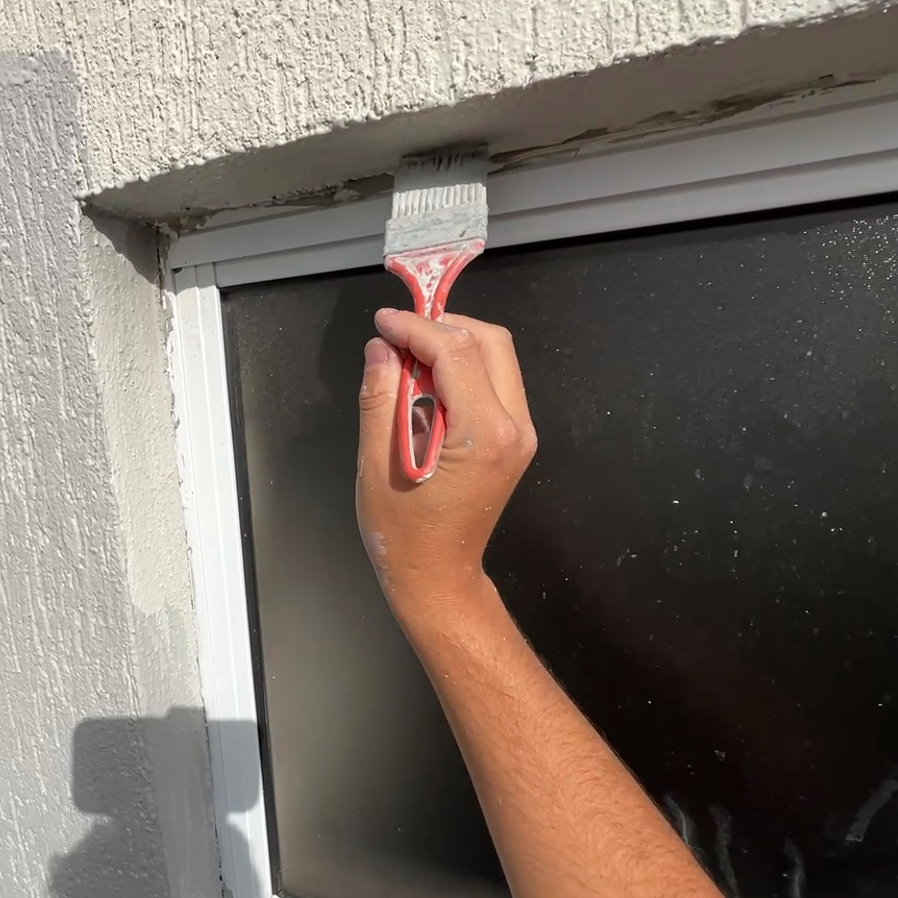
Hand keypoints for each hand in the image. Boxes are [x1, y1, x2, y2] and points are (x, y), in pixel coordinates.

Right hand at [356, 308, 535, 617]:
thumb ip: (379, 400)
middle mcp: (515, 428)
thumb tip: (380, 349)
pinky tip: (427, 382)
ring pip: (497, 358)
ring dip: (453, 345)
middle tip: (397, 335)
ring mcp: (522, 434)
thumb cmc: (402, 533)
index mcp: (483, 435)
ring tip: (407, 357)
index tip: (382, 322)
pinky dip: (462, 369)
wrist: (437, 575)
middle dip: (442, 327)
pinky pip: (495, 383)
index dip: (416, 328)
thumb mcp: (375, 466)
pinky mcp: (515, 440)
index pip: (456, 352)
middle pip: (490, 343)